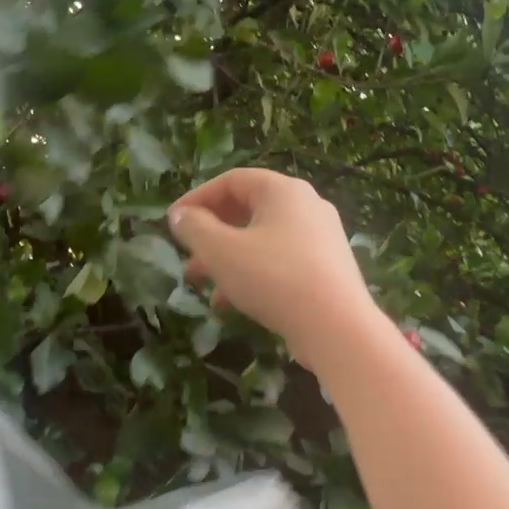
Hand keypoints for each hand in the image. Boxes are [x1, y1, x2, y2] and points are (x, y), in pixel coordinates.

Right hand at [167, 168, 377, 369]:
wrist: (336, 326)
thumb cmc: (273, 277)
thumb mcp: (221, 250)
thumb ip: (194, 227)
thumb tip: (180, 215)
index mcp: (282, 190)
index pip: (231, 181)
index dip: (196, 199)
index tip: (172, 223)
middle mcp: (306, 205)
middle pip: (246, 210)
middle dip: (210, 234)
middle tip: (185, 255)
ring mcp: (321, 237)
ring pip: (261, 239)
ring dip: (226, 258)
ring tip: (201, 284)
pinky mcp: (326, 268)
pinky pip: (279, 261)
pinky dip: (251, 273)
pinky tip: (230, 303)